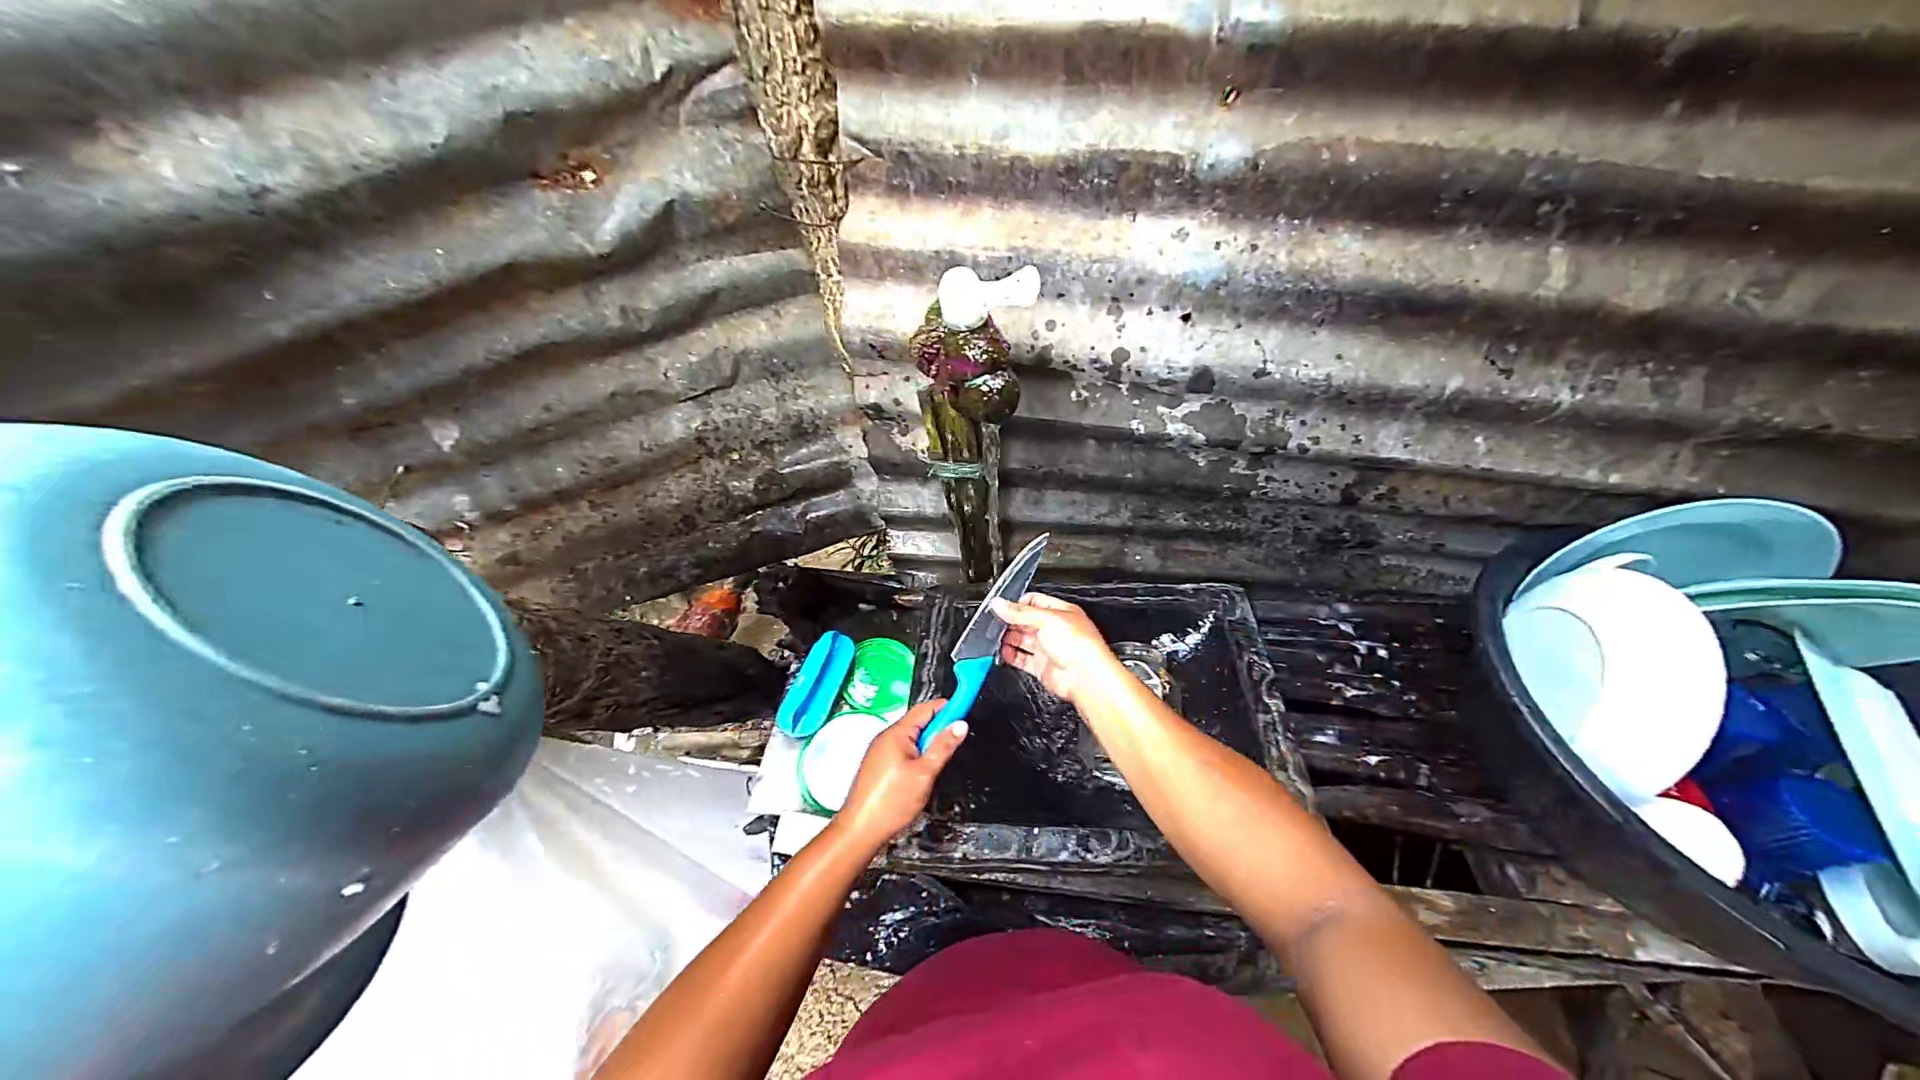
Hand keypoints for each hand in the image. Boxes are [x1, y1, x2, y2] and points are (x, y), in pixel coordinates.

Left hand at [835, 699, 966, 847]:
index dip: (948, 708)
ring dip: (927, 746)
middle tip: (954, 744)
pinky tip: (921, 775)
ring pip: (912, 739)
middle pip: (919, 723)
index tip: (964, 709)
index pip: (926, 708)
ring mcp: (881, 751)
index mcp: (896, 733)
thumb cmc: (889, 803)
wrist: (861, 829)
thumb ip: (943, 747)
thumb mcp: (925, 773)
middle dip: (938, 730)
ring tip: (934, 767)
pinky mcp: (879, 765)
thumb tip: (959, 725)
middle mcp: (886, 738)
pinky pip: (902, 751)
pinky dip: (916, 757)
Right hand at [992, 592, 1124, 707]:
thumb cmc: (1080, 645)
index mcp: (1059, 613)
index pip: (1033, 602)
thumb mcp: (1047, 619)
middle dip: (1010, 621)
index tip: (1002, 608)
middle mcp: (1053, 629)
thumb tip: (1000, 604)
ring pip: (1021, 640)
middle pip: (1025, 621)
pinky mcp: (1041, 666)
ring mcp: (1047, 648)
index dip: (1017, 605)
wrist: (1086, 677)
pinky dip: (1010, 655)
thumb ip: (1020, 612)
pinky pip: (1021, 658)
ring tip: (995, 637)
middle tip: (995, 622)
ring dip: (1008, 638)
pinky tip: (1002, 652)